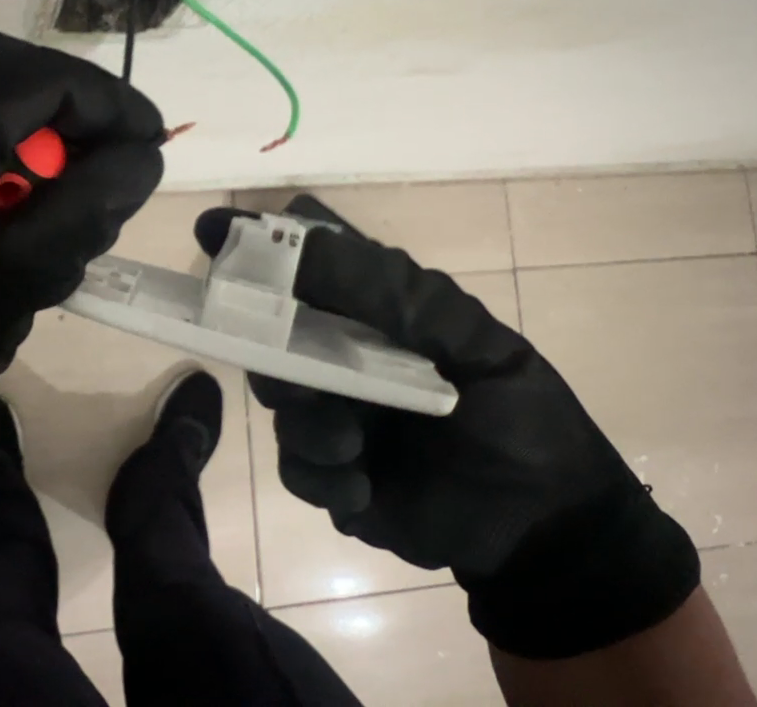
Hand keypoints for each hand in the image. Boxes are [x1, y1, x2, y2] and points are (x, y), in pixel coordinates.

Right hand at [196, 196, 698, 659]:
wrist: (545, 525)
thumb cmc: (515, 413)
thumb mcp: (463, 336)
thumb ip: (382, 287)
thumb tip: (294, 230)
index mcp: (377, 311)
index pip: (305, 264)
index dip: (258, 247)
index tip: (211, 233)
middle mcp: (345, 354)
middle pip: (271, 335)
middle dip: (273, 353)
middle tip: (303, 378)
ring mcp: (336, 414)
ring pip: (278, 404)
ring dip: (308, 423)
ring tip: (355, 444)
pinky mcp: (334, 474)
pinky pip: (296, 468)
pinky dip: (323, 474)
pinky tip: (364, 484)